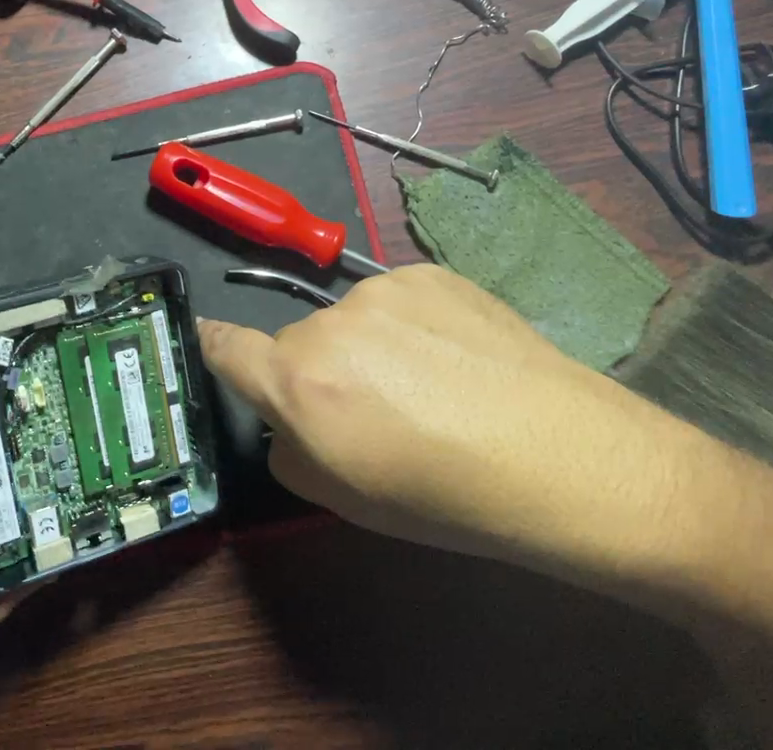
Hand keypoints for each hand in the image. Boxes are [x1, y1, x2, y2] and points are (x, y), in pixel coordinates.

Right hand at [198, 265, 717, 575]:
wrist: (567, 460)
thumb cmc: (446, 498)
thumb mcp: (344, 500)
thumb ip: (290, 450)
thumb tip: (289, 419)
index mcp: (299, 382)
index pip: (224, 346)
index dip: (208, 344)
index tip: (205, 339)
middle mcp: (329, 323)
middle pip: (296, 342)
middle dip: (317, 372)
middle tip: (373, 412)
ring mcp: (383, 291)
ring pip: (348, 319)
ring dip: (367, 346)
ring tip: (431, 387)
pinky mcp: (431, 273)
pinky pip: (396, 300)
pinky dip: (410, 325)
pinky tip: (458, 359)